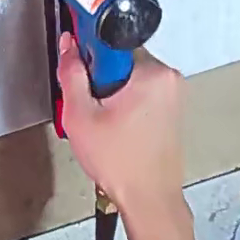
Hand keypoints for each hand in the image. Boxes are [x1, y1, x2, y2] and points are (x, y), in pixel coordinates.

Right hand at [57, 32, 186, 212]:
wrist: (147, 197)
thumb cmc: (121, 163)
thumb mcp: (80, 115)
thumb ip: (71, 73)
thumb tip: (68, 45)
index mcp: (151, 73)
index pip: (110, 42)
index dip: (86, 53)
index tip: (74, 57)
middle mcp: (167, 78)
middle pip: (118, 59)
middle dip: (97, 77)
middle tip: (87, 105)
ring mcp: (171, 93)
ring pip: (126, 75)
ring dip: (107, 91)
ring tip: (100, 120)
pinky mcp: (169, 107)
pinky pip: (137, 90)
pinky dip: (120, 101)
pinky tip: (112, 126)